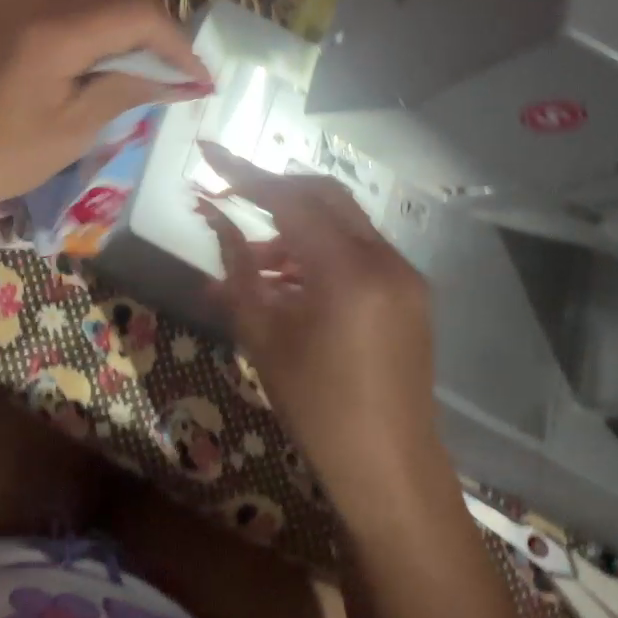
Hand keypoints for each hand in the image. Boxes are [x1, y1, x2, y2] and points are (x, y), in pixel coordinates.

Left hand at [0, 0, 208, 224]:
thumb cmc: (6, 156)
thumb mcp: (74, 129)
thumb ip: (125, 88)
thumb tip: (175, 75)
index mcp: (58, 33)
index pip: (138, 17)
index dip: (176, 44)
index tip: (196, 78)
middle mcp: (36, 3)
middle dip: (151, 29)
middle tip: (169, 69)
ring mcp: (9, 3)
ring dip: (114, 4)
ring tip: (132, 44)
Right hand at [196, 145, 437, 500]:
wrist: (387, 464)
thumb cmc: (315, 401)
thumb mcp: (261, 332)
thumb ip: (236, 267)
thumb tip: (212, 217)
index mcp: (347, 269)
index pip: (288, 199)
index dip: (243, 174)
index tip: (207, 153)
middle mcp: (385, 260)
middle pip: (323, 196)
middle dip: (273, 190)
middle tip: (229, 198)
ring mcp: (404, 277)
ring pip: (341, 223)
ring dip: (294, 226)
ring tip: (249, 263)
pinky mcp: (410, 296)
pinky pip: (358, 252)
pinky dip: (318, 252)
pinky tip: (285, 284)